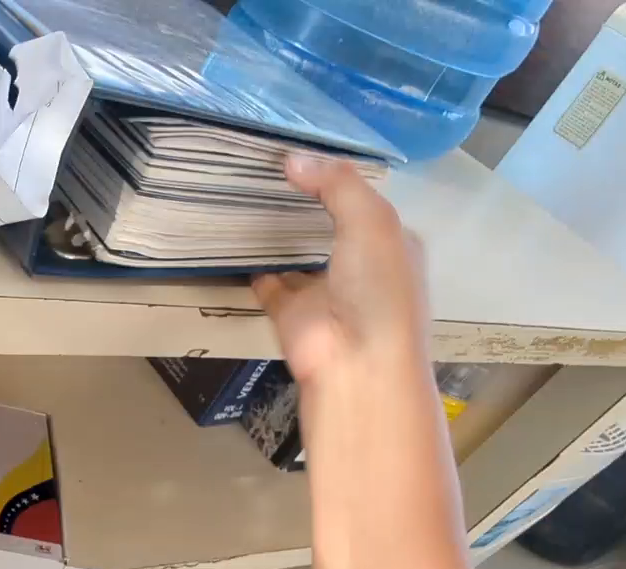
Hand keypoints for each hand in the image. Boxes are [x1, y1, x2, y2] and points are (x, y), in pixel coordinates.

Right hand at [251, 156, 427, 390]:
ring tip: (248, 196)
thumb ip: (336, 186)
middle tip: (270, 168)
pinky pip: (268, 284)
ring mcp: (322, 290)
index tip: (306, 150)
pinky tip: (236, 244)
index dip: (339, 177)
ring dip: (278, 234)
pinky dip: (254, 268)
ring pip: (297, 253)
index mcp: (390, 241)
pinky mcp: (289, 312)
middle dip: (306, 202)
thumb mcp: (370, 222)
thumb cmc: (377, 289)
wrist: (354, 361)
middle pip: (329, 224)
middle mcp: (358, 264)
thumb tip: (291, 158)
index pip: (365, 199)